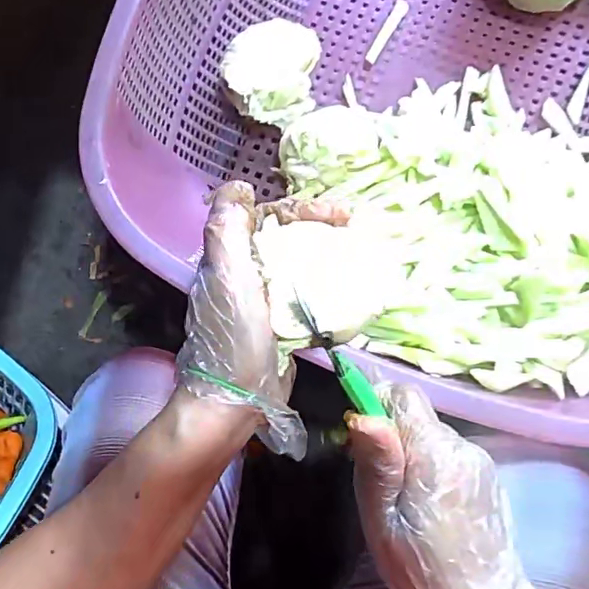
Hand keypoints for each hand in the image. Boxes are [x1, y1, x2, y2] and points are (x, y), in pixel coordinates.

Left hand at [175, 182, 344, 458]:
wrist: (233, 400)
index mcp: (231, 259)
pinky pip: (307, 298)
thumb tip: (238, 188)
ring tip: (363, 253)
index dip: (302, 208)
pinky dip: (328, 289)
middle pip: (286, 238)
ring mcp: (264, 302)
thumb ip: (225, 232)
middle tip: (356, 228)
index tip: (339, 214)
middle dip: (321, 227)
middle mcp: (245, 275)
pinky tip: (353, 290)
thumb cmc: (231, 339)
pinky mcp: (280, 327)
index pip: (268, 217)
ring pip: (299, 266)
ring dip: (329, 255)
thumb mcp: (227, 281)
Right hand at [347, 384, 572, 588]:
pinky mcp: (484, 478)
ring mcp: (479, 463)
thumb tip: (363, 415)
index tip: (358, 440)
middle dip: (388, 435)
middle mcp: (463, 449)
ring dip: (406, 453)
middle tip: (373, 481)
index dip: (375, 405)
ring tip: (397, 499)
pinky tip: (422, 504)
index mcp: (436, 455)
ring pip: (428, 435)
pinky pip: (444, 454)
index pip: (403, 395)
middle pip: (415, 415)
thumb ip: (377, 464)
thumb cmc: (421, 571)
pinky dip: (425, 466)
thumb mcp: (383, 521)